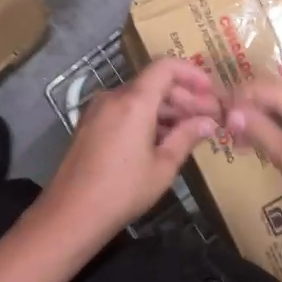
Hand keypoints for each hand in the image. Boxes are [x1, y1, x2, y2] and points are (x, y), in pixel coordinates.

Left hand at [43, 59, 221, 241]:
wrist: (71, 213)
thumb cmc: (122, 190)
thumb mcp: (163, 166)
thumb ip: (186, 137)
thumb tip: (208, 122)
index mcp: (134, 101)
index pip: (166, 67)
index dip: (192, 73)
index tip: (211, 90)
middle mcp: (114, 96)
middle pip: (154, 82)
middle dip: (184, 96)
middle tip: (209, 117)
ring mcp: (98, 109)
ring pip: (139, 97)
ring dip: (166, 108)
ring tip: (189, 130)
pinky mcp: (90, 124)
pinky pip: (124, 109)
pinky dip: (146, 116)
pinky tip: (162, 139)